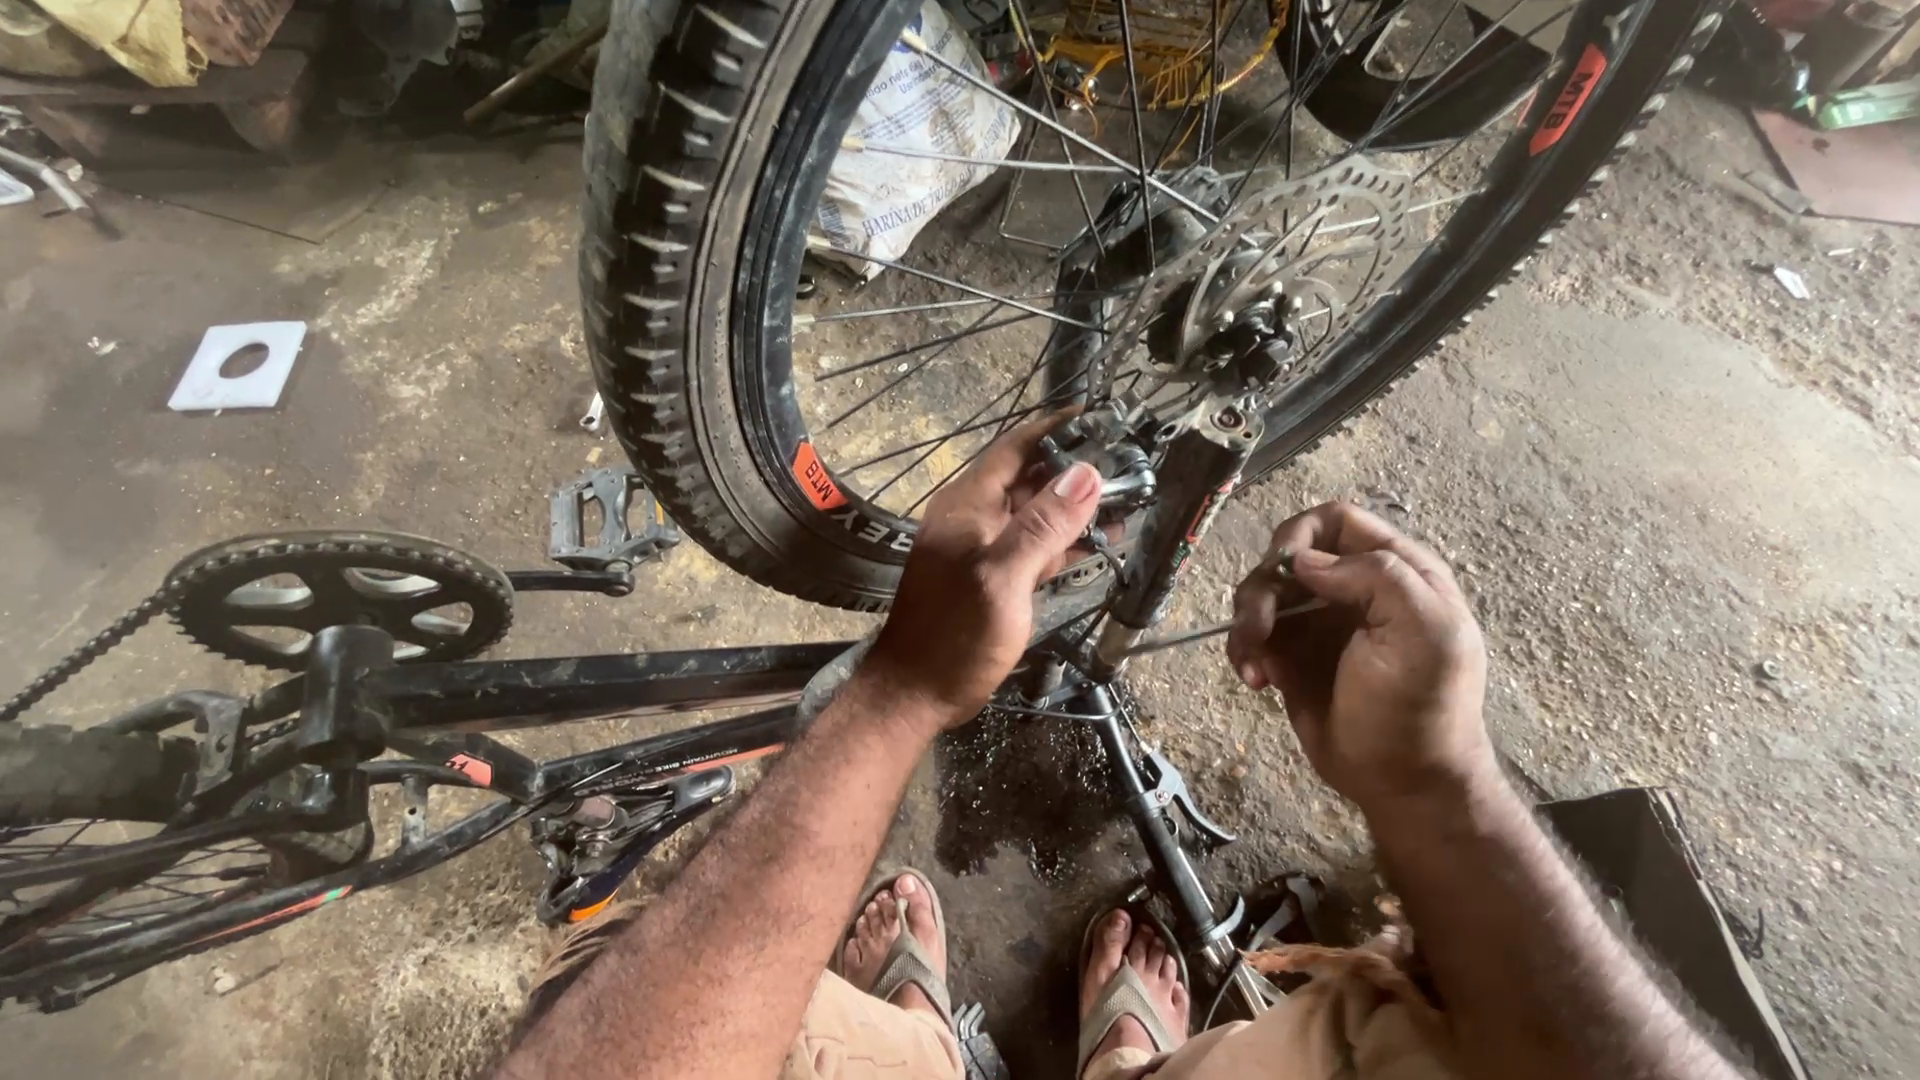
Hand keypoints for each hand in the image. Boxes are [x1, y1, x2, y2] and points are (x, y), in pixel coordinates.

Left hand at [865, 417, 1102, 731]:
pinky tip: (1101, 540)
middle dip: (1075, 467)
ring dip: (1076, 505)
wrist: (918, 692)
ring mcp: (984, 549)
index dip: (1055, 429)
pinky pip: (1035, 546)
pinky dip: (1066, 540)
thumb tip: (1086, 472)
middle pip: (1029, 478)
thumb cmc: (955, 635)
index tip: (1099, 415)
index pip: (1014, 448)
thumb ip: (1043, 525)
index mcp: (968, 505)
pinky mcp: (995, 578)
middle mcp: (975, 518)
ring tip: (1127, 496)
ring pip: (1036, 513)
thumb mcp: (1002, 577)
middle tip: (1127, 459)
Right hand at [1225, 502, 1497, 818]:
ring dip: (1246, 624)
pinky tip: (1255, 680)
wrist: (1403, 781)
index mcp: (1393, 571)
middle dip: (1263, 589)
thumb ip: (1378, 577)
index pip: (1336, 521)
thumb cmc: (1421, 707)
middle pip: (1285, 557)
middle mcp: (1349, 589)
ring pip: (1260, 594)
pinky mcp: (1290, 655)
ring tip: (1252, 666)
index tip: (1285, 570)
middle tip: (1258, 629)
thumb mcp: (1425, 634)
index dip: (1302, 534)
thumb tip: (1303, 562)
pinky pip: (1251, 635)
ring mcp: (1316, 622)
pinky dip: (1243, 652)